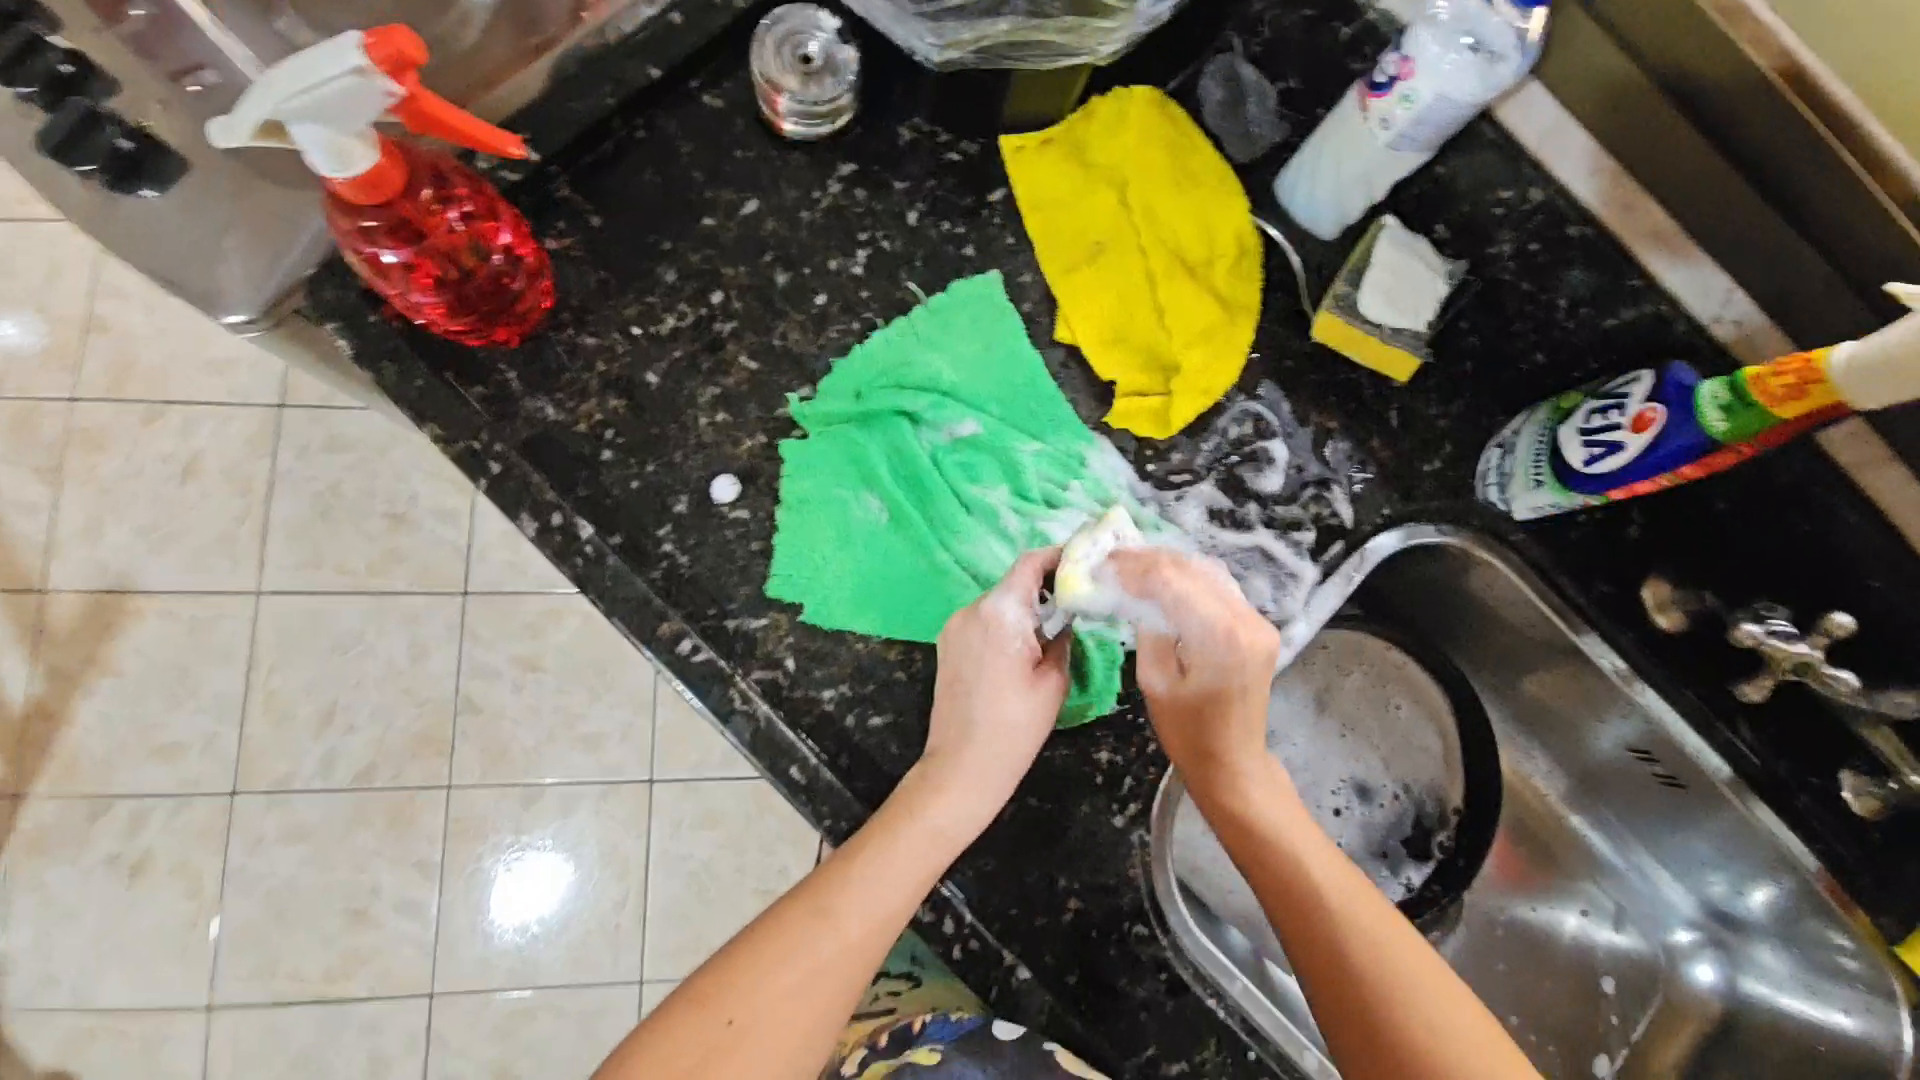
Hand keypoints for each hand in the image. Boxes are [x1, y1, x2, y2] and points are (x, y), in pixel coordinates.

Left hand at [914, 548, 1071, 828]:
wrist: (963, 765)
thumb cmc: (1016, 726)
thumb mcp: (1053, 679)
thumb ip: (1061, 635)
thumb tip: (1064, 614)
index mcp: (999, 612)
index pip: (1030, 563)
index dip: (1057, 556)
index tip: (1082, 561)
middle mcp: (972, 610)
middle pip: (1013, 584)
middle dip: (1045, 589)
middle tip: (1076, 603)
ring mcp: (954, 626)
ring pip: (998, 603)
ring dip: (1024, 609)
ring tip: (1051, 632)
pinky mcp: (947, 643)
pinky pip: (983, 621)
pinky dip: (1005, 625)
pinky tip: (1021, 650)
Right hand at [1108, 548, 1280, 801]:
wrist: (1232, 760)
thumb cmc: (1187, 731)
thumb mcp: (1154, 679)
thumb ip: (1148, 627)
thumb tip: (1134, 592)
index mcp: (1220, 636)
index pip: (1172, 580)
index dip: (1134, 568)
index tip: (1103, 565)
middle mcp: (1248, 619)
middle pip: (1193, 569)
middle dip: (1149, 560)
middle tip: (1112, 560)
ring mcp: (1259, 620)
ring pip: (1209, 572)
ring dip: (1169, 565)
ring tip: (1133, 565)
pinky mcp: (1258, 625)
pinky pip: (1220, 588)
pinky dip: (1189, 578)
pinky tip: (1163, 579)